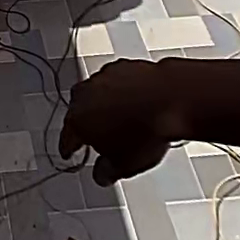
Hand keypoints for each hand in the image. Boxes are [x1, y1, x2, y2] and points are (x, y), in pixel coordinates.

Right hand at [59, 60, 182, 185]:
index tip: (69, 152)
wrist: (173, 99)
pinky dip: (122, 91)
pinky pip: (116, 81)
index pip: (67, 138)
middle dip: (87, 124)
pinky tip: (136, 102)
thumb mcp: (124, 165)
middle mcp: (85, 95)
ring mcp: (103, 77)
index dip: (68, 148)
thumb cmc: (147, 130)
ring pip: (96, 94)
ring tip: (123, 120)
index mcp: (78, 120)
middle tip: (100, 137)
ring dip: (105, 105)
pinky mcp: (123, 66)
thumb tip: (102, 173)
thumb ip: (106, 171)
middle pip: (79, 112)